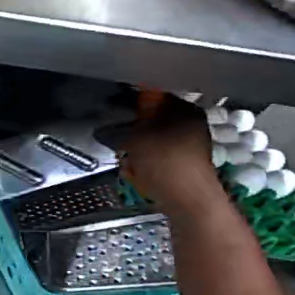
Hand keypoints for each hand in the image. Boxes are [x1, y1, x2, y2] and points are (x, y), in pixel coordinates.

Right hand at [113, 97, 225, 217]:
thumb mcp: (133, 141)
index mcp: (185, 109)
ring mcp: (191, 144)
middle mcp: (192, 123)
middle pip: (153, 119)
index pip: (154, 96)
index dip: (132, 102)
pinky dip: (147, 160)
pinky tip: (137, 170)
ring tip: (126, 157)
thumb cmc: (164, 162)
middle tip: (118, 136)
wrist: (188, 198)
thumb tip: (102, 130)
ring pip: (154, 138)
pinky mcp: (186, 163)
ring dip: (138, 146)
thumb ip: (116, 131)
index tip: (114, 111)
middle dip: (133, 129)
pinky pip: (159, 154)